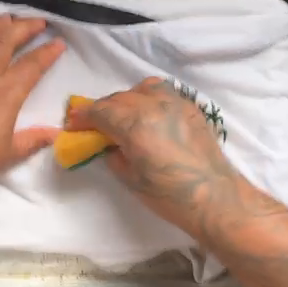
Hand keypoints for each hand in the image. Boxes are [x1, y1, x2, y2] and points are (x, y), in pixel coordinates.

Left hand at [0, 16, 65, 203]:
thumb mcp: (9, 154)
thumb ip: (33, 139)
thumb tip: (55, 134)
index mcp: (6, 93)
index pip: (32, 64)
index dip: (47, 51)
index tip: (58, 43)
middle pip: (5, 38)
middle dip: (24, 26)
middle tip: (37, 21)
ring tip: (6, 17)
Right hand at [70, 78, 247, 232]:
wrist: (215, 198)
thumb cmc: (169, 196)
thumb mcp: (130, 179)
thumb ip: (114, 155)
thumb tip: (107, 144)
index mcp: (135, 125)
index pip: (101, 111)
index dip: (83, 117)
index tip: (72, 124)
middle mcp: (154, 106)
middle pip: (119, 98)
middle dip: (102, 109)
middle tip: (93, 125)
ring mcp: (176, 103)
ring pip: (143, 88)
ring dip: (127, 99)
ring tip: (123, 116)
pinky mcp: (192, 108)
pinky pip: (164, 93)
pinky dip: (149, 99)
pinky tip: (148, 116)